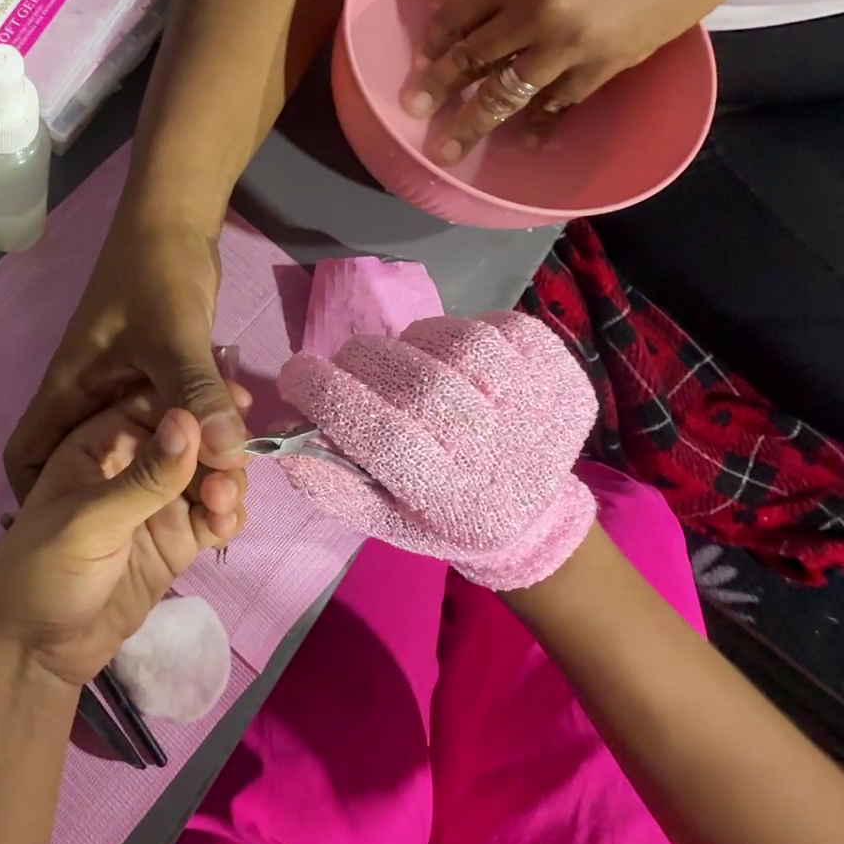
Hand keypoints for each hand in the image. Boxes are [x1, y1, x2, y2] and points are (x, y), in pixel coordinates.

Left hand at [0, 397, 244, 686]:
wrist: (38, 650)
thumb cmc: (45, 571)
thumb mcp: (90, 520)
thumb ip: (144, 477)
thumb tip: (189, 419)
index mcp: (99, 444)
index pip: (151, 403)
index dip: (192, 400)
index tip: (234, 403)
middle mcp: (131, 466)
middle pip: (190, 438)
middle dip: (217, 445)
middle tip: (236, 463)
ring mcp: (156, 505)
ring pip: (206, 476)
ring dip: (225, 482)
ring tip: (223, 501)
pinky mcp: (175, 542)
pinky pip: (211, 517)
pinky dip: (225, 516)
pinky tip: (226, 524)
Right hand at [5, 222, 248, 517]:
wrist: (175, 221)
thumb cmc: (154, 271)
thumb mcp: (174, 335)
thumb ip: (198, 394)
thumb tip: (230, 459)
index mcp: (68, 390)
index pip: (28, 455)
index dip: (35, 497)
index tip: (79, 533)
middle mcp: (88, 396)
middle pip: (91, 461)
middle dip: (132, 492)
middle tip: (188, 517)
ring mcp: (122, 386)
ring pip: (138, 443)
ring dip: (177, 463)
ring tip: (224, 486)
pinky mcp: (153, 376)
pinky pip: (168, 422)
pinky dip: (195, 436)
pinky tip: (233, 448)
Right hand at [280, 312, 598, 589]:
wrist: (529, 517)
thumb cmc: (438, 515)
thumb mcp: (378, 519)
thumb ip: (327, 481)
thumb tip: (281, 433)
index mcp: (447, 496)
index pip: (381, 434)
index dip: (326, 394)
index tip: (295, 374)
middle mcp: (495, 454)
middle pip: (415, 381)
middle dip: (359, 360)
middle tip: (348, 367)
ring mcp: (537, 411)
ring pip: (456, 342)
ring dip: (412, 341)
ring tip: (406, 362)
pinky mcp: (562, 376)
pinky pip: (501, 325)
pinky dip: (464, 329)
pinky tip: (454, 358)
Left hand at [404, 0, 780, 161]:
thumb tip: (450, 5)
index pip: (455, 15)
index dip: (432, 43)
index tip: (419, 62)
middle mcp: (534, 8)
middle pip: (470, 59)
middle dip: (436, 90)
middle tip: (412, 112)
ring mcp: (569, 43)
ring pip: (505, 91)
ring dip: (472, 123)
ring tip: (447, 150)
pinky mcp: (606, 64)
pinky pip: (559, 103)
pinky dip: (539, 124)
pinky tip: (524, 143)